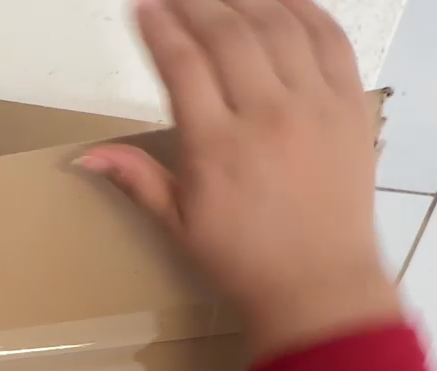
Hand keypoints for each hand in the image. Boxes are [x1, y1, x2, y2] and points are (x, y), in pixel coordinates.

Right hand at [77, 0, 400, 357]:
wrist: (314, 276)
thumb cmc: (236, 256)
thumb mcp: (175, 222)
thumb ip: (135, 177)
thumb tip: (86, 157)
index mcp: (216, 148)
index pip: (185, 69)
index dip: (161, 32)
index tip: (142, 9)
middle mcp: (267, 115)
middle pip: (230, 35)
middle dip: (197, 4)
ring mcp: (315, 102)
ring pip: (280, 25)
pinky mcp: (350, 100)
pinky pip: (328, 36)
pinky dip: (302, 8)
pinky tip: (277, 0)